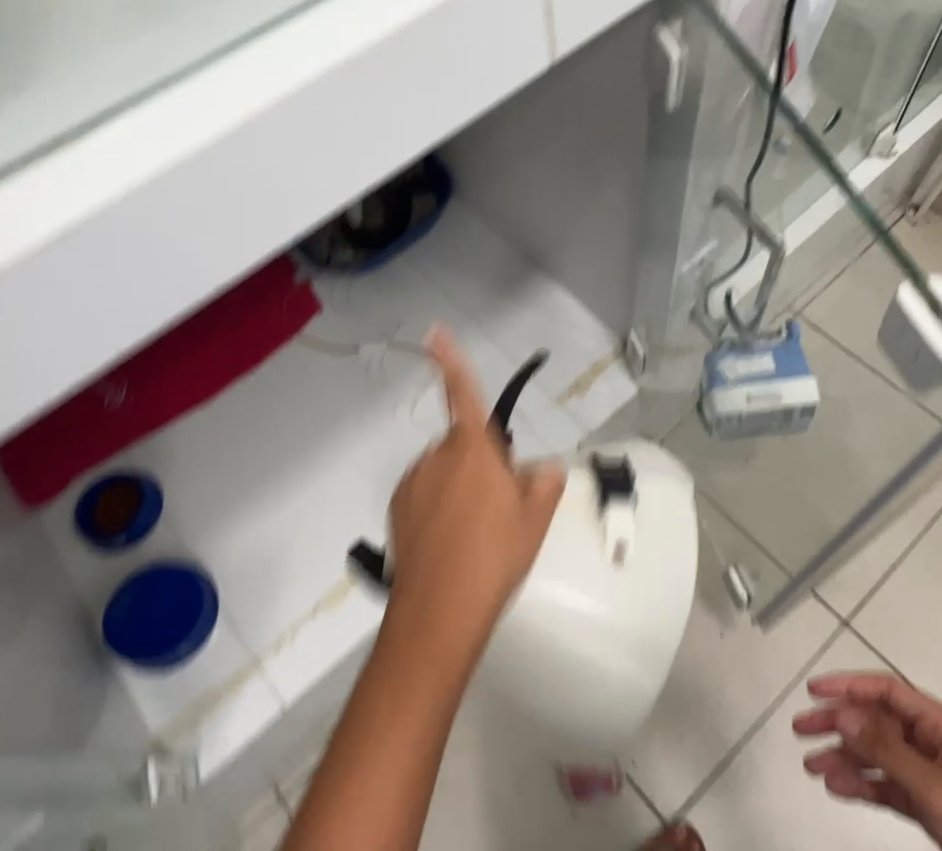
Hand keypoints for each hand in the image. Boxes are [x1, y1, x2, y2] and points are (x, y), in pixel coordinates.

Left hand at [385, 328, 566, 646]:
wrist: (441, 610)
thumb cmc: (495, 557)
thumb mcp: (536, 521)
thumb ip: (544, 484)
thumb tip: (541, 470)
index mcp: (473, 450)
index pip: (463, 394)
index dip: (451, 360)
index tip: (434, 332)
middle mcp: (438, 457)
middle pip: (465, 447)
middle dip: (482, 465)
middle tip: (501, 509)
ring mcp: (413, 483)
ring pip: (445, 474)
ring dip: (460, 489)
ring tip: (475, 535)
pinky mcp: (398, 509)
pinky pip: (426, 495)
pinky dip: (439, 509)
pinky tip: (452, 543)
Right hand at [793, 673, 941, 850]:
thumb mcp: (936, 786)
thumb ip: (887, 749)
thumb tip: (843, 711)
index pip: (889, 692)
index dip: (850, 686)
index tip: (814, 690)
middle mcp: (935, 746)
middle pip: (878, 722)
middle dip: (839, 722)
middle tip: (801, 728)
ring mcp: (932, 778)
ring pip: (878, 756)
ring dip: (845, 757)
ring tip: (812, 766)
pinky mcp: (930, 807)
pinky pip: (888, 787)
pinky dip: (862, 786)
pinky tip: (837, 788)